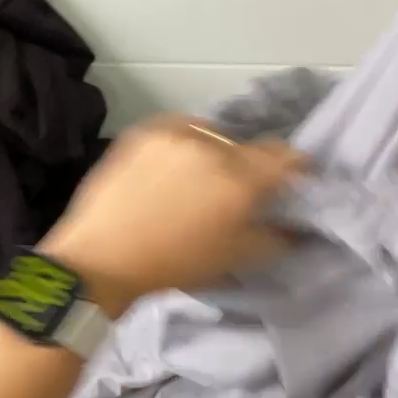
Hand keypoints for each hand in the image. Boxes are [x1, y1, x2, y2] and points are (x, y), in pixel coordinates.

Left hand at [39, 116, 305, 315]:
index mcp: (239, 180)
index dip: (295, 167)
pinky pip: (179, 130)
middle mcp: (212, 147)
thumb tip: (296, 227)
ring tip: (200, 180)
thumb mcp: (233, 259)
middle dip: (250, 167)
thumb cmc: (172, 266)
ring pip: (213, 136)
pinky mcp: (144, 132)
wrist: (101, 259)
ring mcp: (175, 134)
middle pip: (247, 147)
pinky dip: (184, 146)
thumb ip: (275, 239)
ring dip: (216, 154)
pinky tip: (173, 170)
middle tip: (237, 191)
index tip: (294, 178)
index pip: (285, 157)